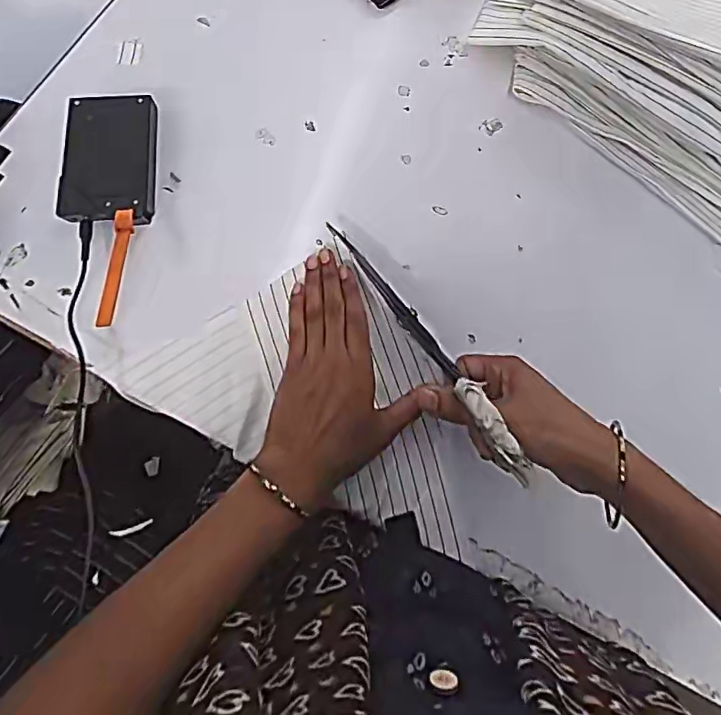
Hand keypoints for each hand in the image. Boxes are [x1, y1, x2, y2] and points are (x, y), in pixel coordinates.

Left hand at [255, 249, 427, 509]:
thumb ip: (407, 408)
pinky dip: (295, 308)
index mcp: (356, 370)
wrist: (298, 465)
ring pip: (313, 314)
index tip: (348, 272)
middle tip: (328, 255)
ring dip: (313, 285)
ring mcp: (310, 361)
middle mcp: (332, 360)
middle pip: (332, 309)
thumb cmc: (336, 450)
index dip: (351, 292)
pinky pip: (295, 330)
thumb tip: (428, 394)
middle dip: (330, 278)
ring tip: (313, 264)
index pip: (355, 321)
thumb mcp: (381, 431)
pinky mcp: (292, 368)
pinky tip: (296, 293)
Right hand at [421, 354, 617, 496]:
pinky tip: (512, 451)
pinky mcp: (522, 426)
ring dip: (486, 437)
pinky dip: (498, 445)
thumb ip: (459, 407)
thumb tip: (429, 395)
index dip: (452, 388)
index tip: (448, 406)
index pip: (461, 368)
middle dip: (473, 420)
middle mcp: (511, 383)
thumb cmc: (559, 430)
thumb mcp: (499, 417)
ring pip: (480, 419)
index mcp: (506, 368)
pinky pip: (494, 433)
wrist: (591, 461)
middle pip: (469, 397)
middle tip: (487, 428)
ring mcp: (517, 405)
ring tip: (505, 442)